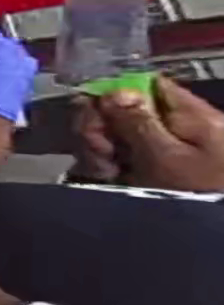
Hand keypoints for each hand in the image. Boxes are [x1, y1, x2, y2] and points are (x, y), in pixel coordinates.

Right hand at [74, 77, 223, 191]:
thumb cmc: (199, 187)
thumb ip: (139, 121)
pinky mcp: (149, 159)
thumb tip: (115, 91)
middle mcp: (176, 124)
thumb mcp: (166, 155)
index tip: (93, 112)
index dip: (112, 92)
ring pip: (110, 131)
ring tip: (107, 167)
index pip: (146, 84)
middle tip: (100, 148)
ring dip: (96, 147)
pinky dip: (103, 160)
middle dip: (98, 126)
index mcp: (190, 116)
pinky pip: (114, 150)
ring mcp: (161, 143)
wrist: (212, 219)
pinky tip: (108, 173)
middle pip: (120, 108)